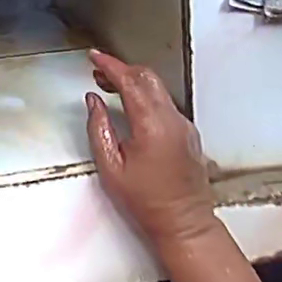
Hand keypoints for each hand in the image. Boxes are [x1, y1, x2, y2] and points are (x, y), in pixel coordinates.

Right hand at [84, 50, 218, 248]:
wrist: (184, 224)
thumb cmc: (147, 203)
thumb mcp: (111, 169)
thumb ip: (98, 129)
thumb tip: (93, 101)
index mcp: (151, 125)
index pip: (130, 81)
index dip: (110, 65)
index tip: (94, 57)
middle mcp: (172, 119)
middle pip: (146, 77)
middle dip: (121, 69)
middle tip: (98, 72)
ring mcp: (183, 124)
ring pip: (157, 88)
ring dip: (134, 81)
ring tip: (110, 87)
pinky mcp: (188, 132)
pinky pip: (165, 102)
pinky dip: (146, 95)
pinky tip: (132, 106)